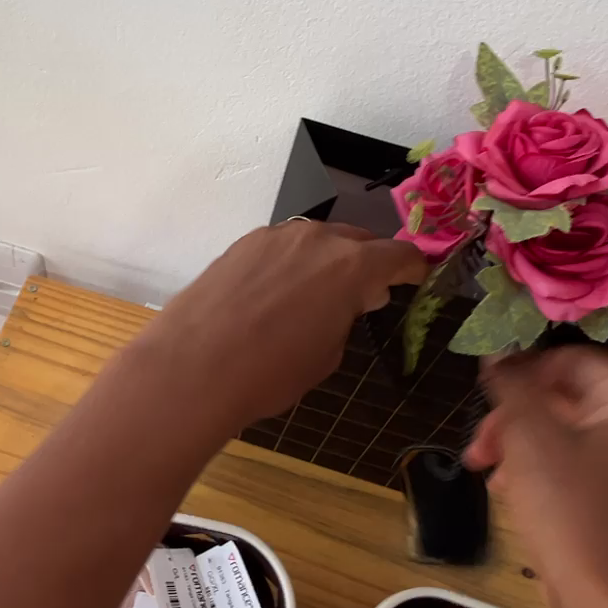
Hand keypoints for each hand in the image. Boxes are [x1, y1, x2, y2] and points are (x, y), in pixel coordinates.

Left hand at [123, 220, 427, 432]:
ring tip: (317, 295)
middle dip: (368, 263)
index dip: (412, 268)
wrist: (192, 366)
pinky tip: (277, 293)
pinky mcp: (241, 243)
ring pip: (316, 240)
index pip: (399, 254)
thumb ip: (347, 317)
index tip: (414, 280)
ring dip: (328, 260)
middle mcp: (316, 239)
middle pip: (358, 240)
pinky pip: (282, 246)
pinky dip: (291, 263)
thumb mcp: (327, 354)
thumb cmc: (270, 371)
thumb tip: (351, 299)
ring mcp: (275, 236)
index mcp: (351, 266)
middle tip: (365, 295)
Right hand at [464, 348, 607, 607]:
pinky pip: (569, 464)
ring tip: (484, 469)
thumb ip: (512, 386)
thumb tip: (497, 353)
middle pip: (562, 398)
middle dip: (512, 415)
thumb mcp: (531, 438)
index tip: (484, 389)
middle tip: (479, 442)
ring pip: (559, 432)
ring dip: (515, 442)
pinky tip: (506, 490)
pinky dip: (534, 468)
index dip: (525, 368)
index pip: (572, 360)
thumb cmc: (572, 512)